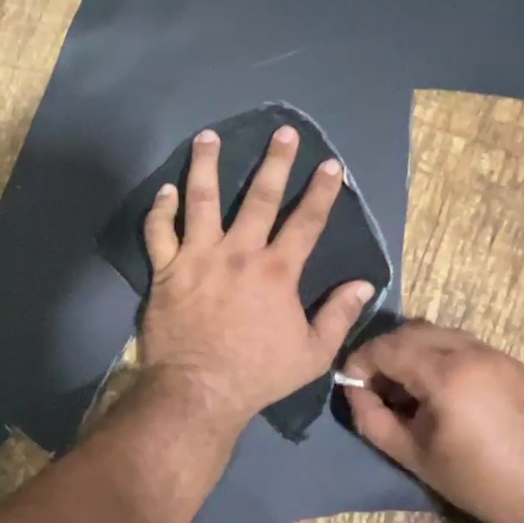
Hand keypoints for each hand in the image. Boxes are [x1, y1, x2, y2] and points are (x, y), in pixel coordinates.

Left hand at [138, 126, 376, 430]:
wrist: (198, 390)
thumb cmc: (257, 374)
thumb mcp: (312, 354)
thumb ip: (338, 316)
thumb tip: (363, 284)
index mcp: (276, 271)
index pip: (306, 222)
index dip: (322, 192)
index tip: (331, 165)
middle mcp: (238, 253)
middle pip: (260, 198)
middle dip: (275, 162)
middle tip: (283, 132)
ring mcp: (198, 257)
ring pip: (201, 200)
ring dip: (205, 166)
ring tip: (208, 136)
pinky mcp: (167, 269)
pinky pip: (159, 232)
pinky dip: (160, 209)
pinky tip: (165, 189)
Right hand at [343, 322, 523, 522]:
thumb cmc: (482, 485)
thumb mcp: (416, 458)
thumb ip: (374, 420)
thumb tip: (354, 392)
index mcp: (446, 373)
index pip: (386, 347)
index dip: (360, 361)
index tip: (352, 382)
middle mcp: (475, 352)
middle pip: (414, 331)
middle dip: (388, 351)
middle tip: (379, 383)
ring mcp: (505, 357)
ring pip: (447, 336)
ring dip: (420, 352)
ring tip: (415, 390)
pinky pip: (477, 351)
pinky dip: (452, 361)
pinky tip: (456, 398)